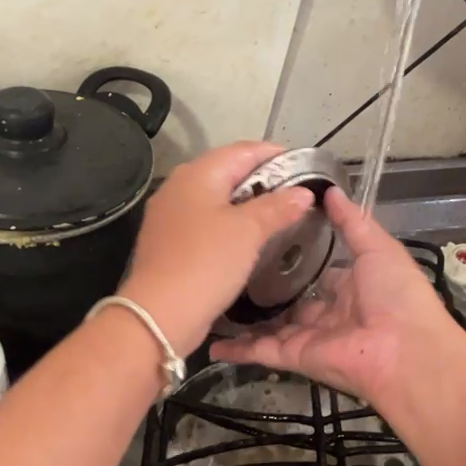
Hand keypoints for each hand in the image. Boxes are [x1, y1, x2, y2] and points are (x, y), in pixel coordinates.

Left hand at [118, 142, 313, 352]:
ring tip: (277, 218)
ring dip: (245, 205)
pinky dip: (227, 225)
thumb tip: (303, 193)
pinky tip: (245, 241)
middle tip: (294, 196)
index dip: (277, 156)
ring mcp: (169, 216)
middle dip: (262, 180)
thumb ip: (277, 207)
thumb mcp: (248, 231)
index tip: (306, 169)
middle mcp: (178, 187)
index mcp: (197, 173)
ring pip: (215, 199)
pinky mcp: (167, 243)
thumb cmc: (206, 263)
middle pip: (227, 172)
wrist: (159, 315)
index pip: (244, 150)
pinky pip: (204, 223)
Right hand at [210, 188, 462, 404]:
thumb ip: (351, 222)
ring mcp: (310, 338)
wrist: (406, 352)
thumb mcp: (378, 249)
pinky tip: (211, 342)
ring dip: (246, 321)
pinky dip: (237, 350)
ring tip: (213, 302)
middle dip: (266, 292)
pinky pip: (262, 351)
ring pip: (271, 328)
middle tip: (230, 270)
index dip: (298, 262)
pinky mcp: (296, 358)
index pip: (321, 275)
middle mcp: (330, 314)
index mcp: (353, 288)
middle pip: (292, 303)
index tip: (267, 244)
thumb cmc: (398, 296)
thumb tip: (330, 190)